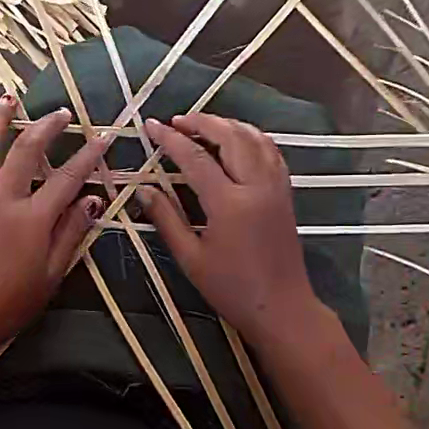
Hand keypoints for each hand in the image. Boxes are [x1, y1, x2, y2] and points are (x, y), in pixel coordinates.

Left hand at [0, 95, 111, 348]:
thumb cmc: (11, 302)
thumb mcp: (52, 273)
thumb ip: (72, 232)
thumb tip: (94, 199)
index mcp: (32, 219)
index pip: (68, 179)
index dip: (89, 156)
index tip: (104, 137)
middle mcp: (2, 201)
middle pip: (27, 153)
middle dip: (46, 127)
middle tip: (62, 113)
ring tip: (8, 99)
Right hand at [135, 115, 327, 339]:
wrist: (281, 308)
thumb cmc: (231, 288)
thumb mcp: (191, 257)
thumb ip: (166, 219)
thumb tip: (143, 190)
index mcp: (230, 204)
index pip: (196, 158)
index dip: (170, 139)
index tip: (150, 126)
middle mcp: (257, 186)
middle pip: (230, 137)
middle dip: (202, 122)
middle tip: (176, 120)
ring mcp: (276, 187)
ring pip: (254, 139)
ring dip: (228, 125)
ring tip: (203, 124)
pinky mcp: (286, 193)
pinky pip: (271, 151)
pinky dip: (251, 137)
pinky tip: (237, 139)